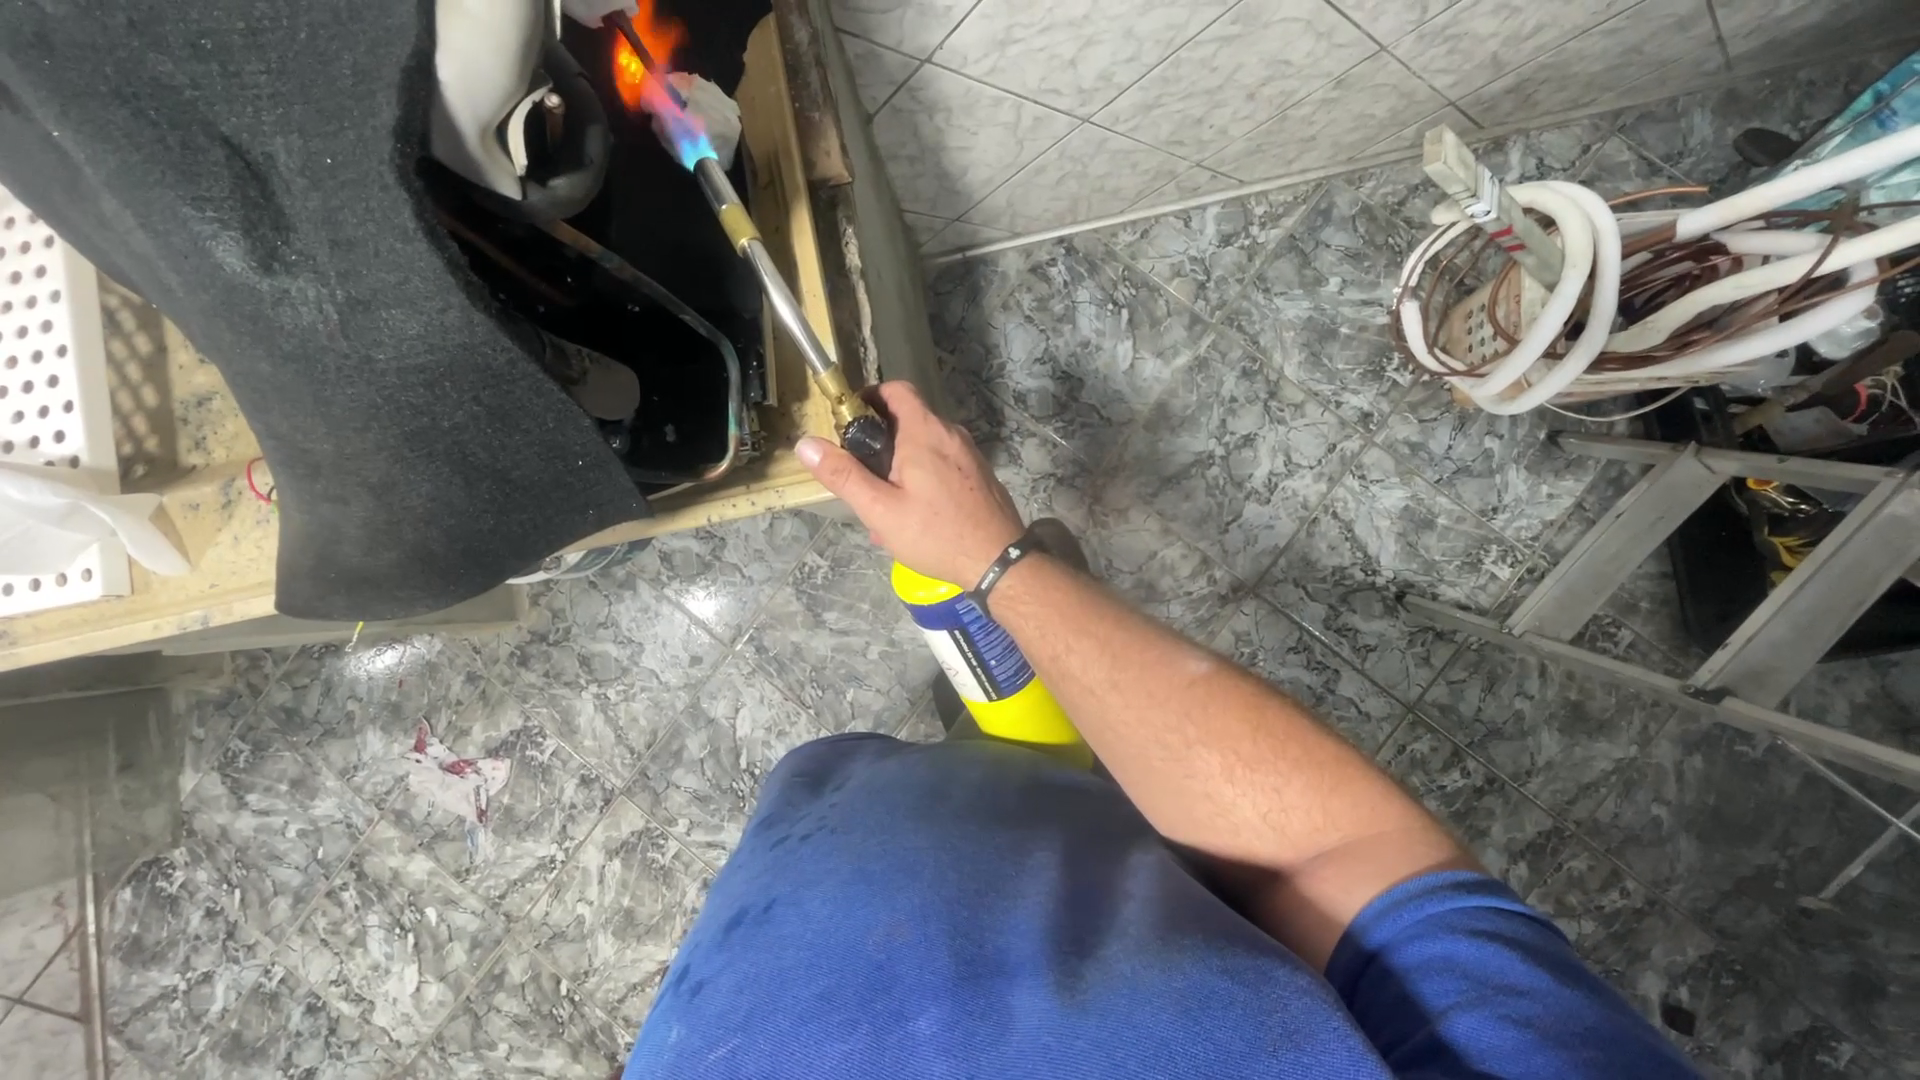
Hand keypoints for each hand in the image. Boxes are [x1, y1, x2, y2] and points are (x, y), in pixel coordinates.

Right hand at [795, 381, 1024, 586]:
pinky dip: (923, 478)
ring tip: (885, 504)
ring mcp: (969, 455)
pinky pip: (943, 465)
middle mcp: (951, 434)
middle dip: (881, 441)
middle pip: (909, 419)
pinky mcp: (980, 476)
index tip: (849, 422)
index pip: (896, 390)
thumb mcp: (881, 509)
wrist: (999, 562)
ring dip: (900, 465)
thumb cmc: (936, 534)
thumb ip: (843, 475)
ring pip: (926, 447)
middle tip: (861, 473)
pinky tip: (914, 515)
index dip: (869, 397)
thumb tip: (806, 444)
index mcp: (925, 432)